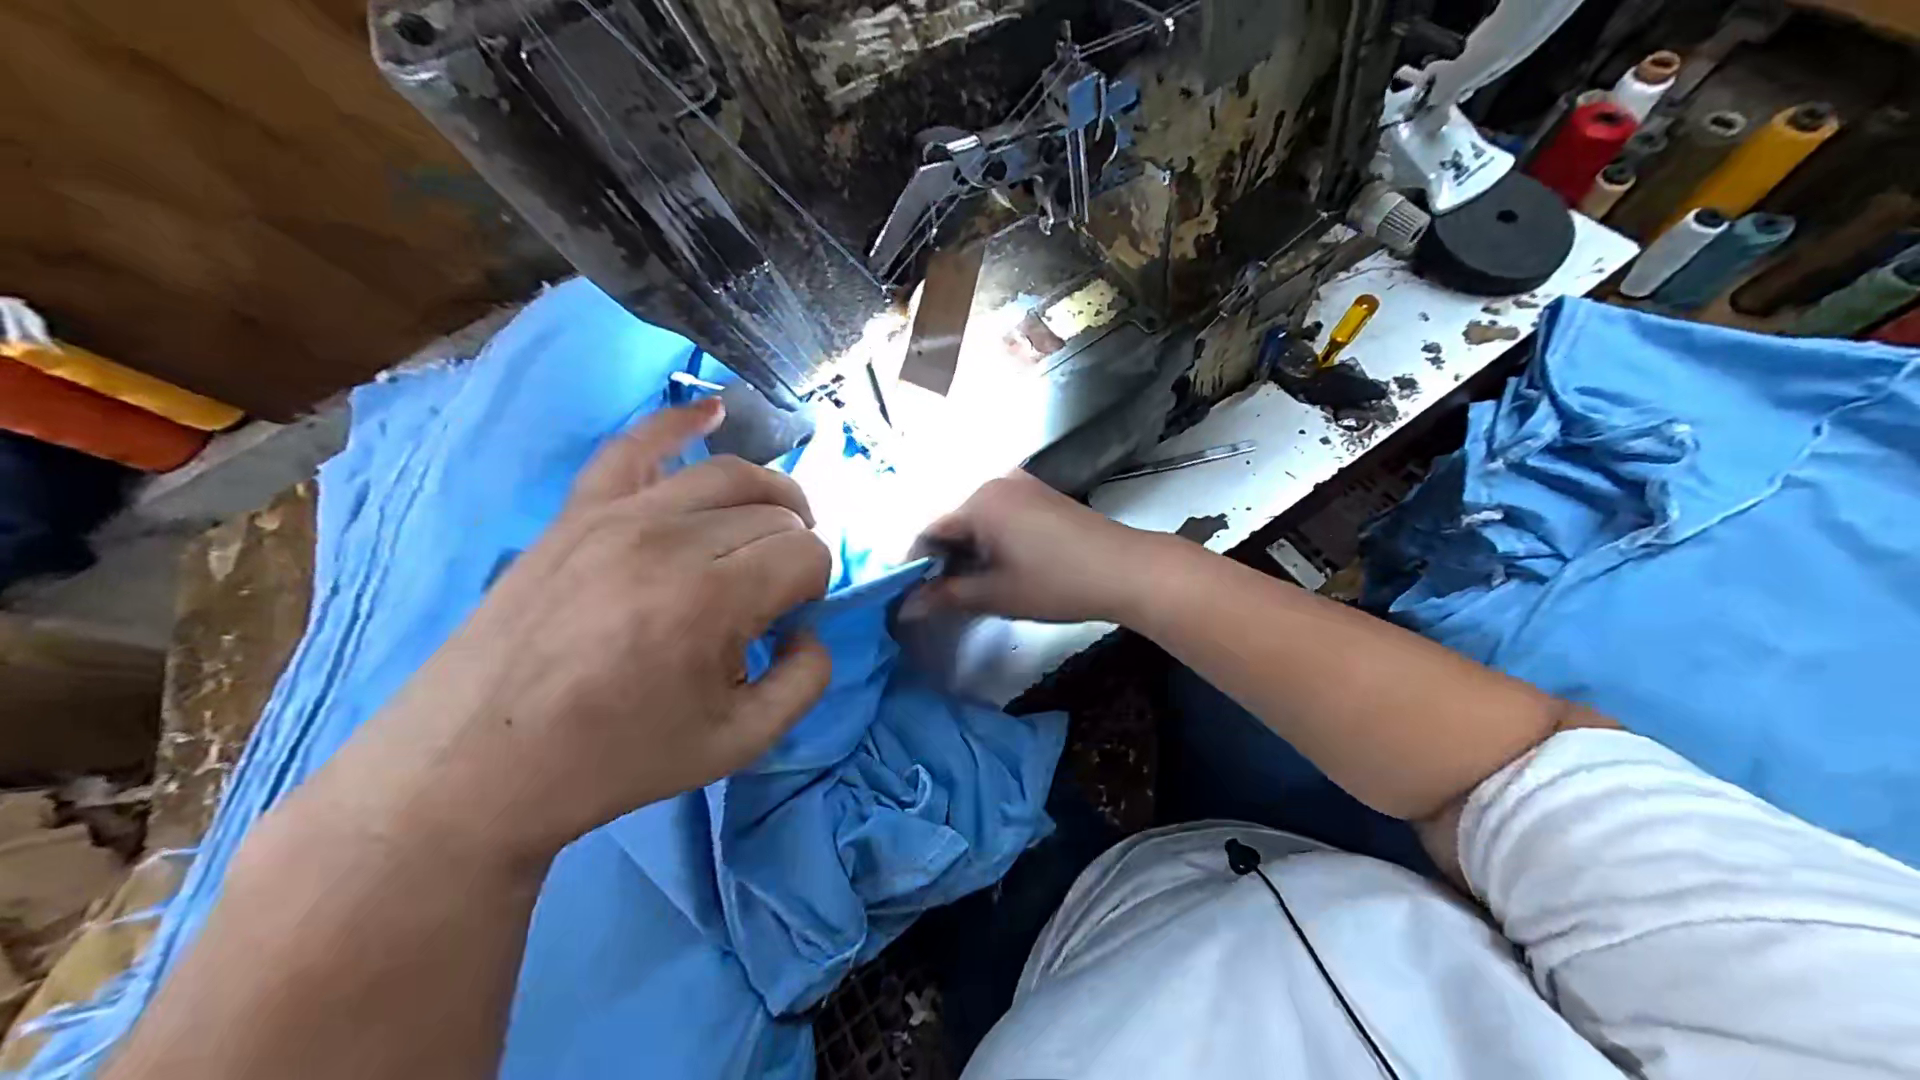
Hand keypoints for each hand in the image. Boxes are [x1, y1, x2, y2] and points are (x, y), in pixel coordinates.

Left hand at [317, 400, 832, 868]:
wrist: (477, 766)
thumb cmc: (615, 760)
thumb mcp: (739, 744)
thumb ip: (807, 682)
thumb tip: (811, 629)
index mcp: (712, 600)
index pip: (808, 554)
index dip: (815, 586)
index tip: (791, 619)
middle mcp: (670, 540)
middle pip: (773, 514)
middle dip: (793, 549)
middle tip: (774, 594)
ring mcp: (617, 515)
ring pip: (727, 473)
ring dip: (769, 496)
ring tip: (770, 527)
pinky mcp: (576, 512)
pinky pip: (634, 444)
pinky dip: (679, 421)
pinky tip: (712, 409)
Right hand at [905, 471, 1156, 623]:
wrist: (1129, 570)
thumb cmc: (1057, 584)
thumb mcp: (996, 594)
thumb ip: (944, 596)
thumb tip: (904, 608)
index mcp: (979, 501)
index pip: (928, 531)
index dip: (914, 567)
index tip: (911, 597)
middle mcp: (995, 482)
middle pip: (952, 523)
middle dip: (942, 559)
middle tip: (939, 598)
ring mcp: (1021, 485)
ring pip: (976, 519)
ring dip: (967, 551)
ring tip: (969, 587)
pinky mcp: (1041, 494)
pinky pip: (1000, 515)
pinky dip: (990, 540)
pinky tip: (998, 567)